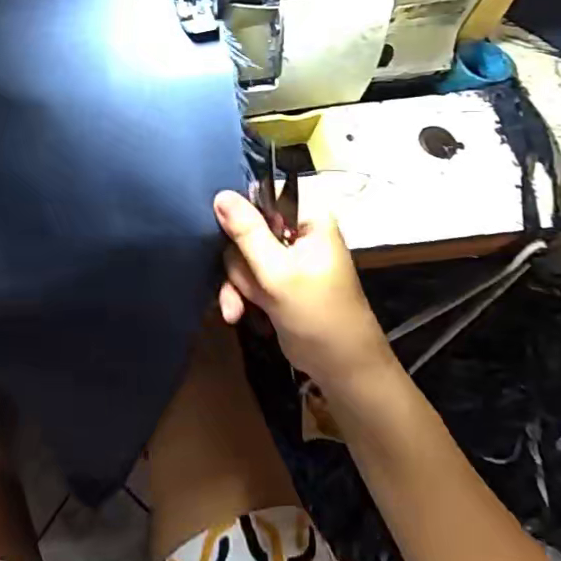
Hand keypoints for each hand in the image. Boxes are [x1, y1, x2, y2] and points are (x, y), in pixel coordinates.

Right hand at [213, 190, 394, 388]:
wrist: (340, 368)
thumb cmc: (318, 315)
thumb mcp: (278, 273)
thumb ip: (248, 233)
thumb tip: (221, 194)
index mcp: (309, 217)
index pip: (266, 193)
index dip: (243, 213)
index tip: (228, 236)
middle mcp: (296, 231)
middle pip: (247, 226)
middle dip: (240, 262)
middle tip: (248, 285)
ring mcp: (285, 256)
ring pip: (241, 254)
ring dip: (238, 284)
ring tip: (242, 308)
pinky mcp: (275, 279)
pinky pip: (245, 275)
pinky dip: (240, 294)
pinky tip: (237, 314)